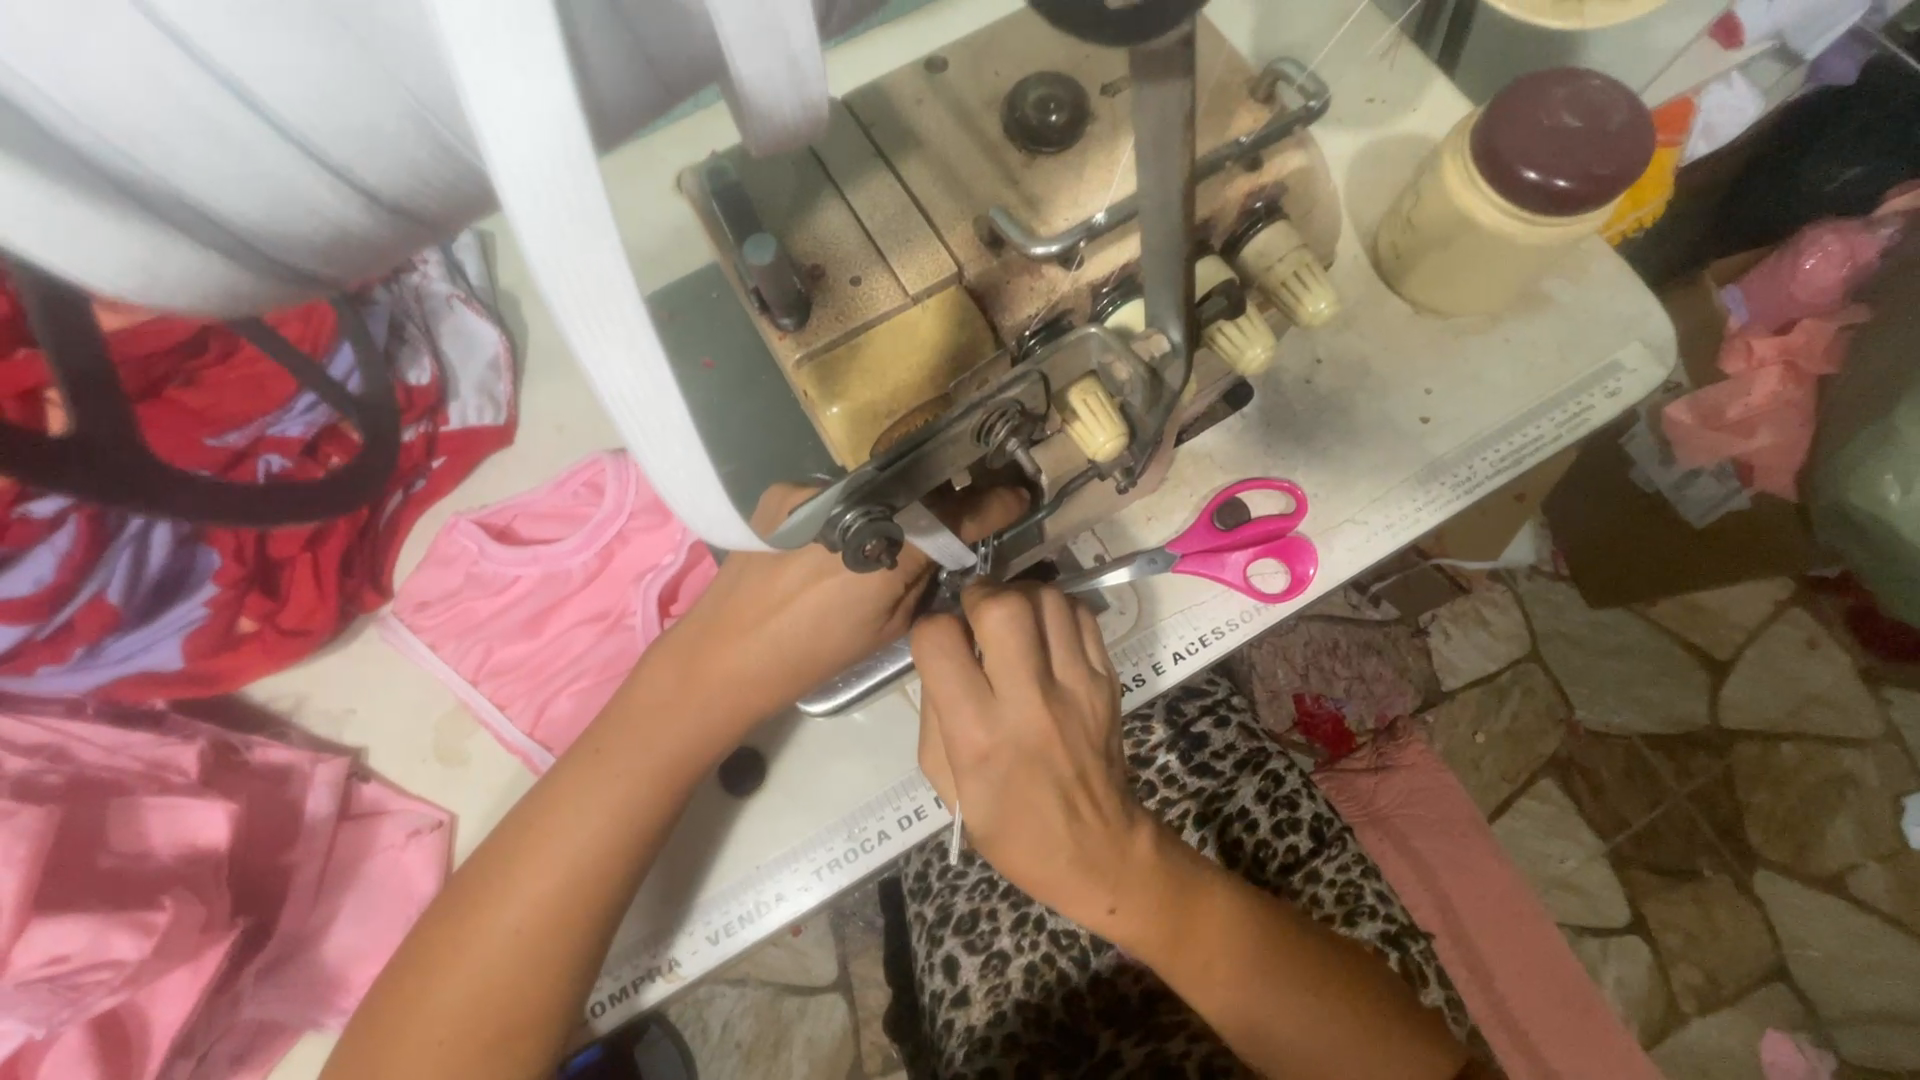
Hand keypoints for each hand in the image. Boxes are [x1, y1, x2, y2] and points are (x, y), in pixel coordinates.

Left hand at [653, 484, 1025, 727]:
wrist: (726, 654)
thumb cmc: (815, 654)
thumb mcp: (890, 629)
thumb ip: (921, 580)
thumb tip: (944, 551)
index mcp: (887, 552)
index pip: (955, 515)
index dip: (992, 504)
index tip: (1018, 494)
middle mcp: (856, 510)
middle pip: (918, 490)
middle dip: (944, 498)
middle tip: (964, 507)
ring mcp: (815, 495)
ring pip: (874, 489)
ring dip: (892, 505)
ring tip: (889, 531)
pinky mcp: (785, 494)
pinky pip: (834, 495)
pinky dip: (845, 511)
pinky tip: (834, 538)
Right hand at [911, 583, 1160, 929]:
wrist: (1095, 849)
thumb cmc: (1009, 825)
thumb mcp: (945, 786)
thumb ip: (933, 713)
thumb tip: (940, 653)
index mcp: (978, 734)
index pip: (939, 640)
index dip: (930, 630)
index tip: (939, 645)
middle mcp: (1029, 702)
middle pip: (1003, 606)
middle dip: (979, 595)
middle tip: (974, 613)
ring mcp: (1076, 687)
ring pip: (1047, 599)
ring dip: (1019, 596)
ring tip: (1010, 618)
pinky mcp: (1107, 679)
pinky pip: (1080, 614)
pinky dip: (1055, 610)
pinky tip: (1043, 631)